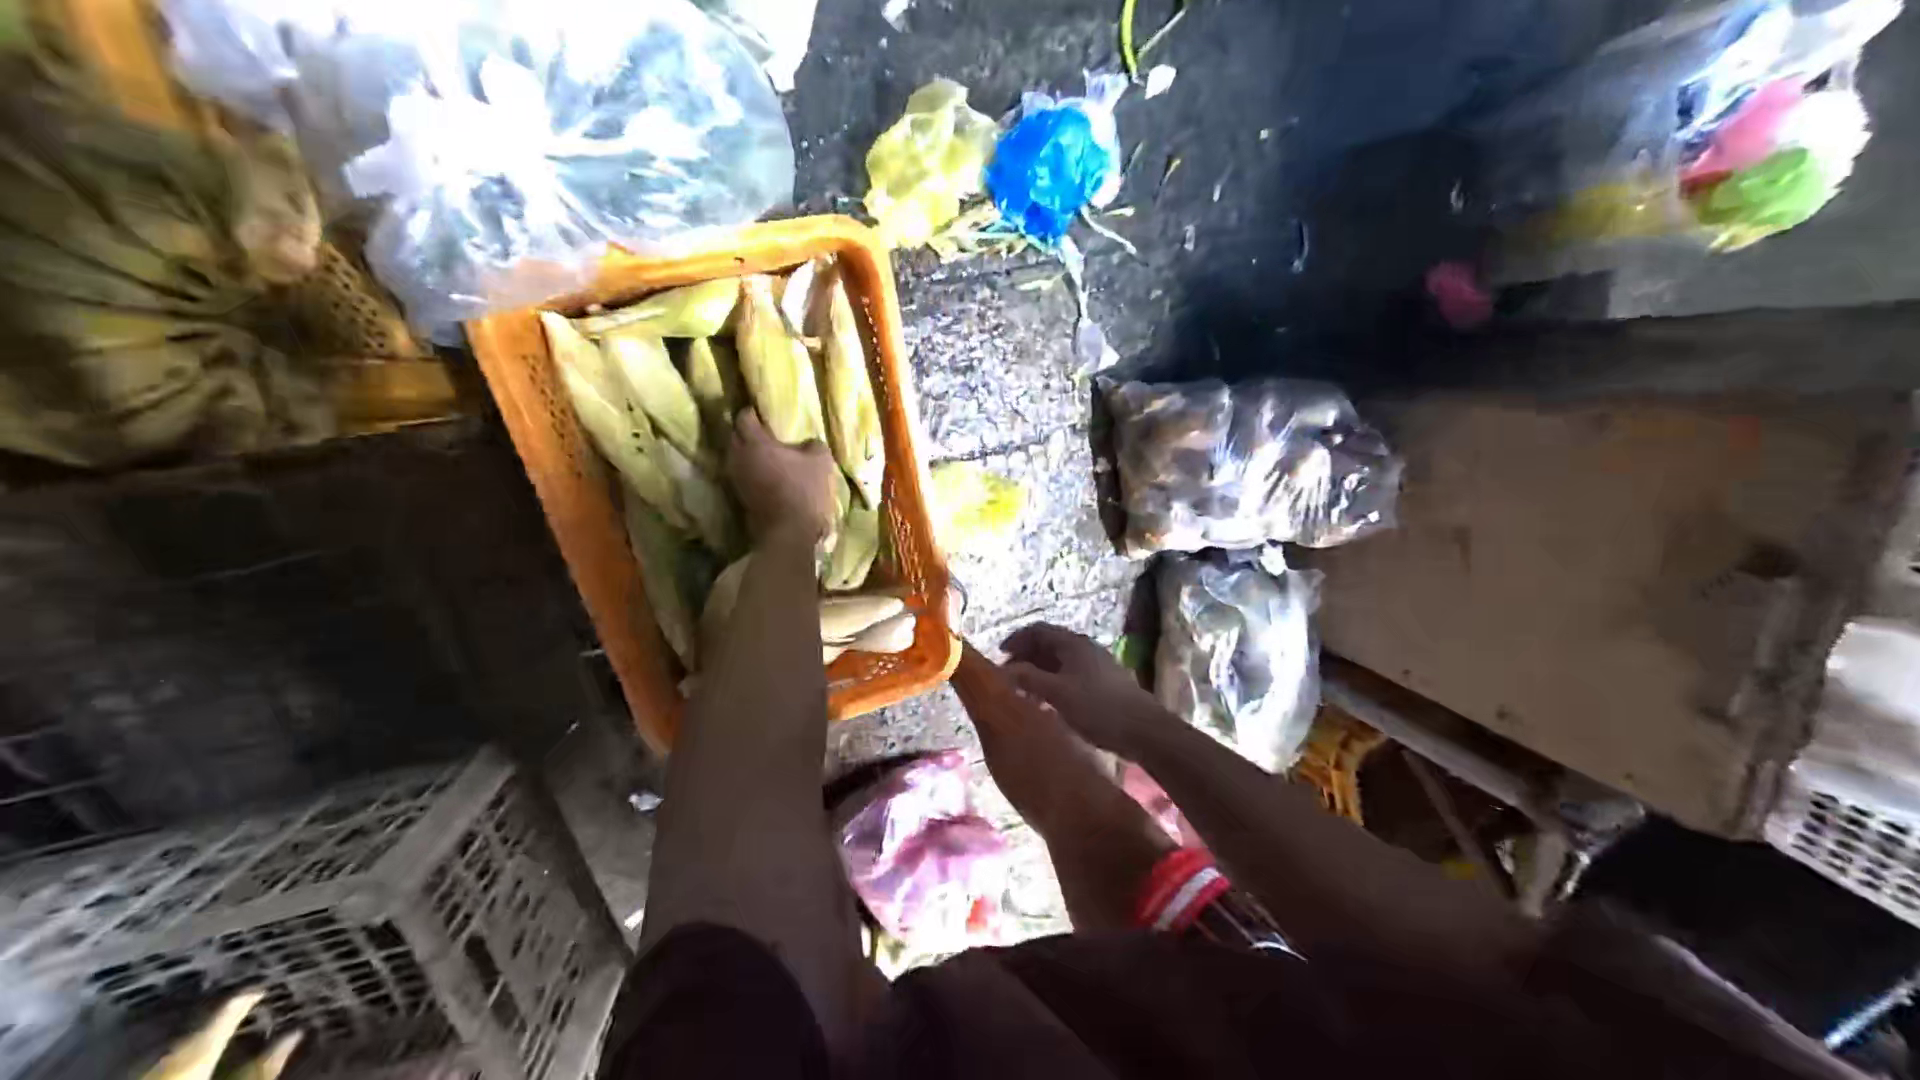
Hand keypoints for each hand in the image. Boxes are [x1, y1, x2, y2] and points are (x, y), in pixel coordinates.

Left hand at [729, 408, 837, 543]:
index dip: (754, 412)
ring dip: (749, 454)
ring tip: (768, 455)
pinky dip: (752, 471)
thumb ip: (812, 444)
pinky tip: (768, 474)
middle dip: (748, 432)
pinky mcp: (739, 497)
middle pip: (736, 437)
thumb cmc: (804, 490)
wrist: (789, 533)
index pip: (744, 417)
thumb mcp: (821, 461)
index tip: (765, 413)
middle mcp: (738, 458)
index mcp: (754, 443)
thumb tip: (807, 443)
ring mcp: (736, 479)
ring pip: (737, 457)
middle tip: (767, 433)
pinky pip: (742, 475)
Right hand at [1001, 623, 1168, 758]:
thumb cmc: (1098, 708)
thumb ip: (1029, 678)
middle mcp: (1085, 648)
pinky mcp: (1105, 684)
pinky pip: (1071, 676)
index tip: (999, 655)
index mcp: (1073, 644)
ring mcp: (1097, 666)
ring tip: (1024, 694)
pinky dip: (1054, 684)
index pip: (1038, 630)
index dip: (1016, 639)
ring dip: (1039, 673)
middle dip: (1026, 657)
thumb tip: (1005, 669)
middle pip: (1049, 645)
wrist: (1144, 731)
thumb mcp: (1057, 693)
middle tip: (1009, 677)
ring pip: (1060, 662)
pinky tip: (1048, 705)